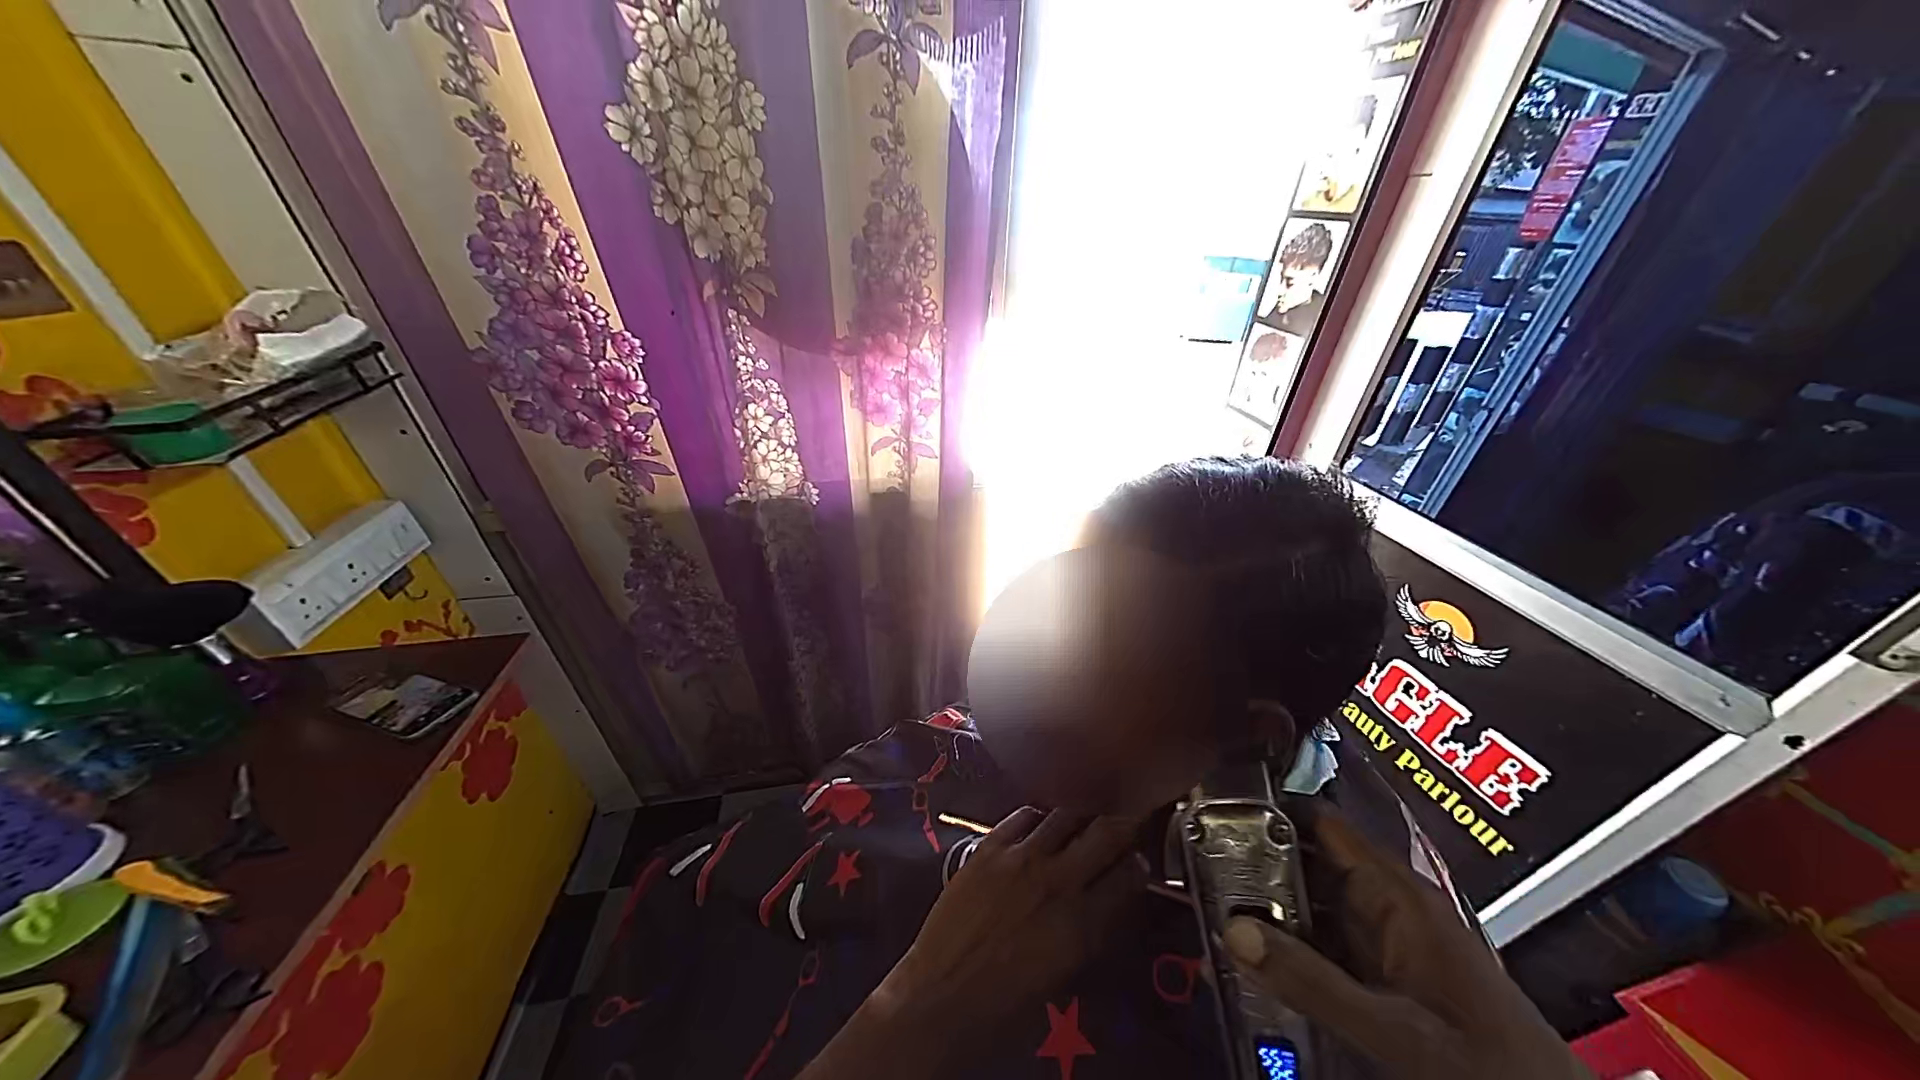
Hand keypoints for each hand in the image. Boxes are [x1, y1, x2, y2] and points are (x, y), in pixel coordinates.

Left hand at [800, 807, 1144, 1078]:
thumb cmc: (1007, 1002)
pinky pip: (1024, 815)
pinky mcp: (989, 847)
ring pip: (1066, 813)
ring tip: (1087, 809)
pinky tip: (1043, 819)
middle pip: (1106, 831)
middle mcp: (1058, 881)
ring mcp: (1021, 858)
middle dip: (1124, 820)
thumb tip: (1108, 899)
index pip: (1129, 876)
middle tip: (1127, 814)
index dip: (1140, 865)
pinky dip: (1040, 814)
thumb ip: (1092, 929)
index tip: (1139, 861)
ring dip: (1082, 811)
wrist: (943, 995)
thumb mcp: (1066, 973)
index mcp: (1083, 923)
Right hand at [1221, 809, 1590, 1079]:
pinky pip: (1318, 945)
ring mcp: (1380, 942)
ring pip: (1307, 905)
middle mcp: (1384, 906)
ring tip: (1203, 904)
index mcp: (1396, 896)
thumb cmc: (1492, 1071)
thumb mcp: (1401, 1033)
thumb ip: (1314, 982)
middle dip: (1251, 861)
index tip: (1211, 813)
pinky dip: (1282, 945)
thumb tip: (1231, 930)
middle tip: (1192, 865)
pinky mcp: (1378, 976)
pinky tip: (1244, 955)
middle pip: (1305, 861)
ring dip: (1262, 906)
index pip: (1322, 824)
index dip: (1268, 810)